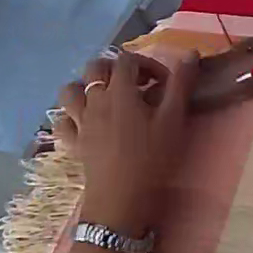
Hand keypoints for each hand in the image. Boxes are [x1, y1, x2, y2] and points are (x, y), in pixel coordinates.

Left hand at [54, 51, 197, 236]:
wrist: (122, 198)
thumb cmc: (152, 158)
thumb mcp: (173, 120)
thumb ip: (181, 84)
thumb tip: (190, 53)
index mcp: (120, 91)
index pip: (128, 60)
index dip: (147, 64)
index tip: (163, 83)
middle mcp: (95, 100)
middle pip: (95, 67)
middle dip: (115, 69)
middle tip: (135, 85)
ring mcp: (80, 121)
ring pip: (70, 90)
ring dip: (86, 87)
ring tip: (105, 98)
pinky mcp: (74, 142)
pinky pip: (63, 122)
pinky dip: (71, 117)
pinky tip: (87, 123)